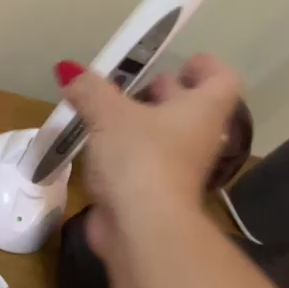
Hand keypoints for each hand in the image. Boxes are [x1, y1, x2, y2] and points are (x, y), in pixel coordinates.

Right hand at [56, 53, 242, 254]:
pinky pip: (143, 164)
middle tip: (138, 86)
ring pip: (165, 138)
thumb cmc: (139, 158)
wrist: (141, 225)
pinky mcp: (152, 193)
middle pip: (190, 107)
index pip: (220, 79)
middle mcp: (197, 136)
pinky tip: (99, 153)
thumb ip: (90, 91)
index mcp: (202, 109)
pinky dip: (126, 155)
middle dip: (167, 95)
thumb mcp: (109, 116)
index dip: (205, 67)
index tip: (184, 61)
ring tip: (109, 117)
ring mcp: (177, 168)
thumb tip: (68, 68)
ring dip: (143, 126)